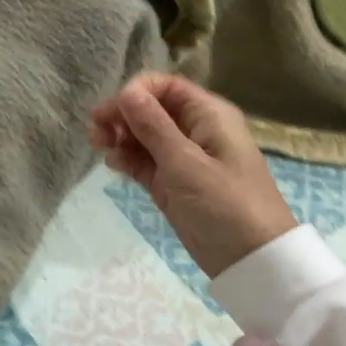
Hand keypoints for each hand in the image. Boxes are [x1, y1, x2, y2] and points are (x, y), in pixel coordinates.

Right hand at [89, 74, 297, 277]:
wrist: (249, 258)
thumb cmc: (224, 204)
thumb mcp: (185, 162)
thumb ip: (153, 126)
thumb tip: (126, 92)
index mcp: (208, 115)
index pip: (165, 86)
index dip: (136, 92)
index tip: (111, 112)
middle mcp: (195, 130)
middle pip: (150, 109)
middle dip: (121, 115)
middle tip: (95, 133)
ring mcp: (182, 158)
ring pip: (142, 135)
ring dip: (119, 137)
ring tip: (101, 150)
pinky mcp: (171, 182)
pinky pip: (143, 160)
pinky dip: (126, 159)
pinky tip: (113, 164)